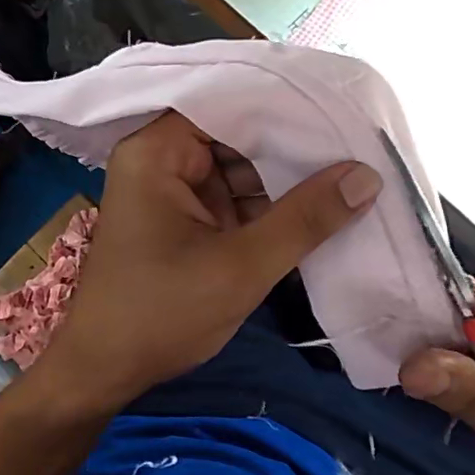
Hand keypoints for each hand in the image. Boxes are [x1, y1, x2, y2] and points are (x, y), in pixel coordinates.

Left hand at [40, 112, 381, 408]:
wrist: (106, 373)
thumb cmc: (162, 313)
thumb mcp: (241, 266)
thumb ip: (305, 218)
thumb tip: (368, 174)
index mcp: (157, 151)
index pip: (228, 102)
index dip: (284, 103)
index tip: (339, 106)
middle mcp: (161, 159)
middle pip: (237, 134)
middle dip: (291, 143)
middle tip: (356, 141)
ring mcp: (174, 190)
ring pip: (241, 167)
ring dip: (285, 177)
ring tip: (350, 169)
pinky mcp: (186, 219)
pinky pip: (235, 197)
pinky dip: (269, 206)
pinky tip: (317, 205)